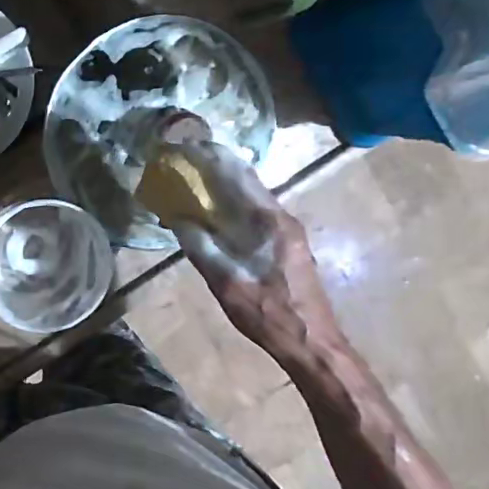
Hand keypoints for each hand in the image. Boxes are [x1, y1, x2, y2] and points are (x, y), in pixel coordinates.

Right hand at [165, 143, 345, 367]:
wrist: (311, 343)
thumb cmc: (268, 313)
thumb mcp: (226, 282)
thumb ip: (201, 247)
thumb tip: (177, 218)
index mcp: (269, 221)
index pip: (238, 173)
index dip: (211, 156)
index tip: (185, 146)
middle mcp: (281, 217)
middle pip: (245, 179)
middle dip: (214, 165)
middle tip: (183, 159)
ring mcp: (286, 230)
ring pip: (250, 194)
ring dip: (223, 183)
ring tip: (193, 179)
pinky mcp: (285, 243)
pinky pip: (254, 210)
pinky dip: (231, 202)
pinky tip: (214, 210)